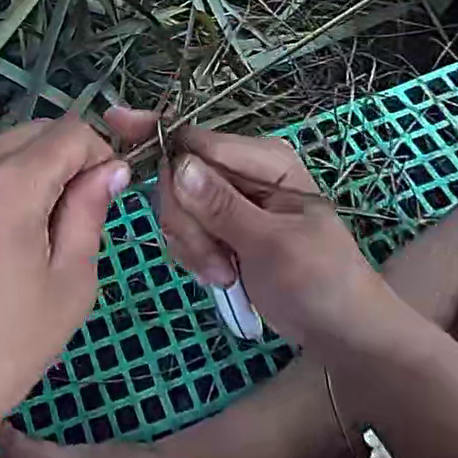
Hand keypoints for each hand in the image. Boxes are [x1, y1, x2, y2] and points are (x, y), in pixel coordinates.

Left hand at [0, 116, 128, 457]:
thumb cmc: (1, 349)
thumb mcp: (68, 285)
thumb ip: (90, 213)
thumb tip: (112, 169)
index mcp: (8, 182)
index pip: (70, 132)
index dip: (99, 154)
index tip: (107, 194)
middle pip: (36, 132)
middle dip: (66, 160)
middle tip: (74, 218)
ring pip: (3, 147)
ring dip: (32, 170)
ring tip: (33, 232)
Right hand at [105, 107, 387, 347]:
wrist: (341, 333)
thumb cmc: (321, 282)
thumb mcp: (274, 245)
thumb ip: (222, 207)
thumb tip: (179, 165)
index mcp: (263, 159)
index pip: (196, 139)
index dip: (156, 135)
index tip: (116, 124)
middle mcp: (240, 170)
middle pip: (177, 175)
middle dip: (186, 222)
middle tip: (216, 262)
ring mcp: (227, 198)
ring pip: (175, 206)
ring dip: (192, 245)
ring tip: (227, 274)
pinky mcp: (218, 225)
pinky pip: (182, 229)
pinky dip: (194, 255)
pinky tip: (222, 274)